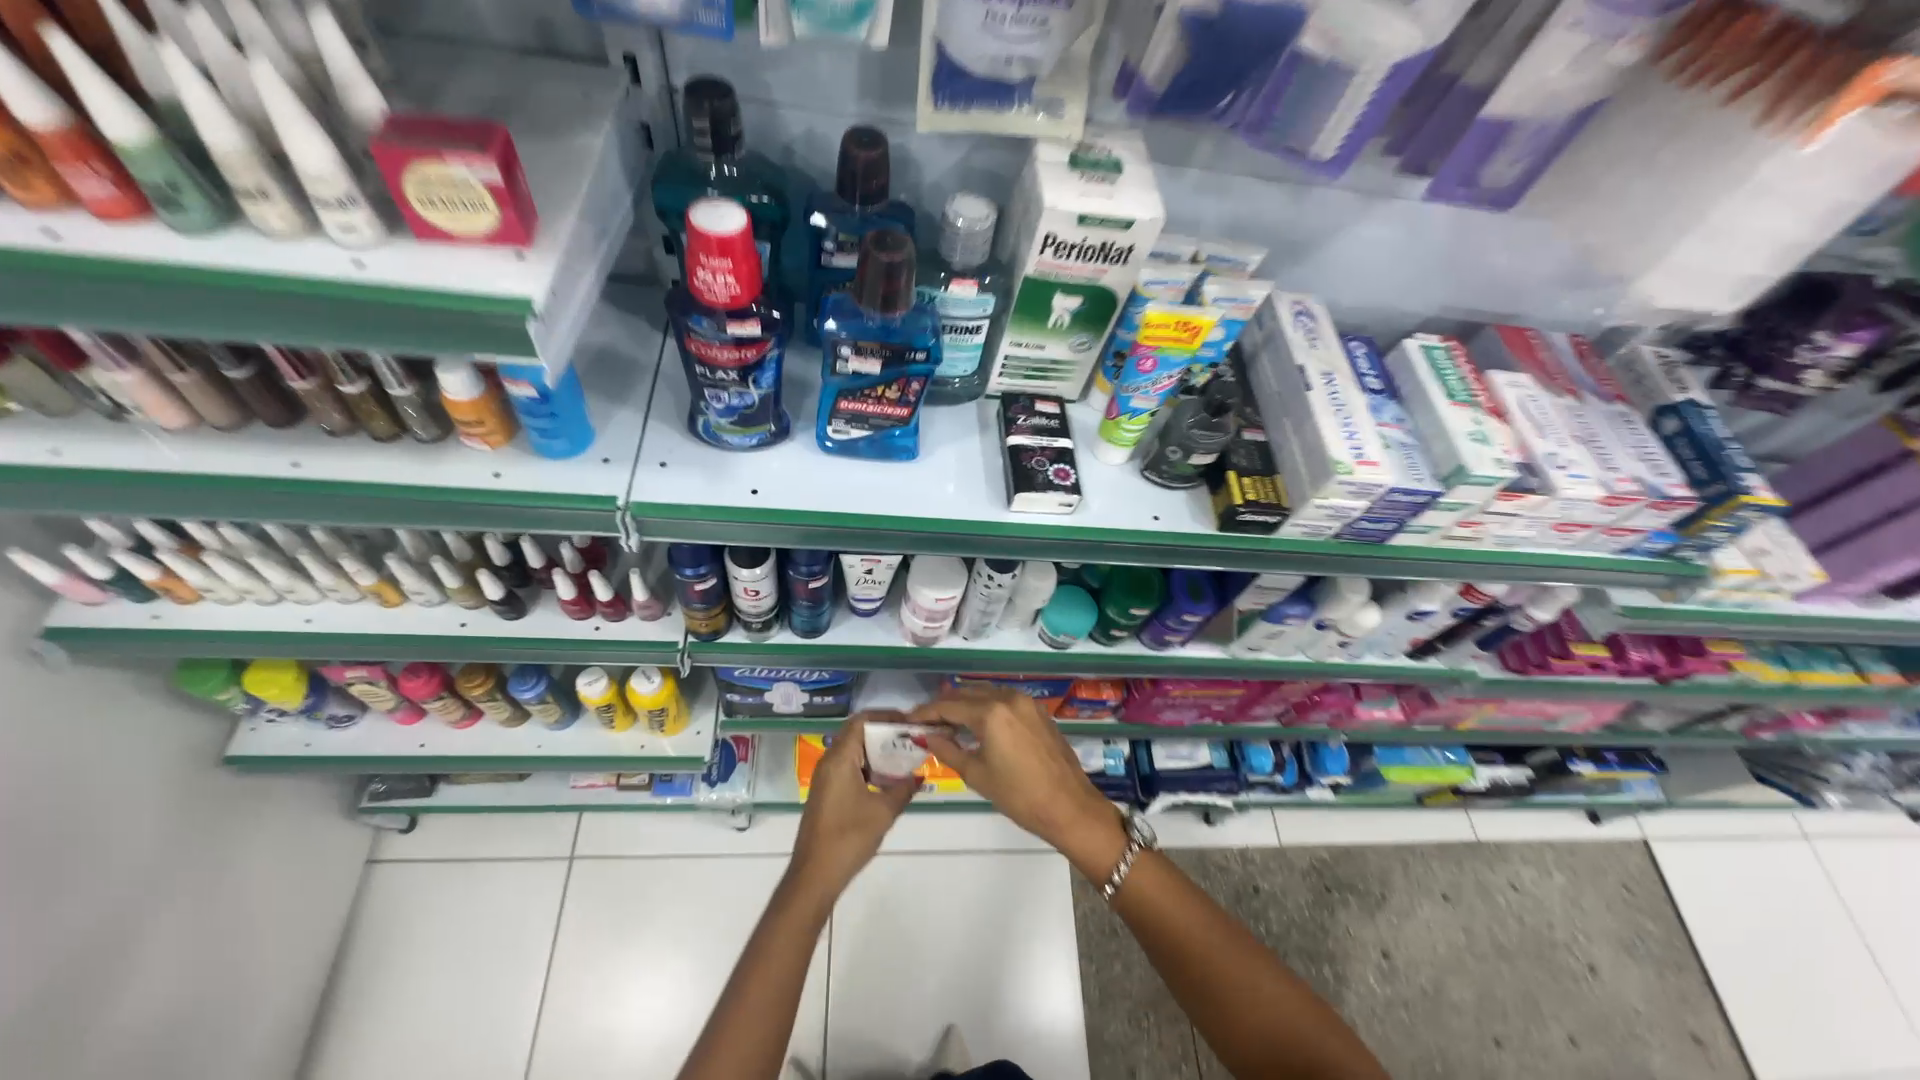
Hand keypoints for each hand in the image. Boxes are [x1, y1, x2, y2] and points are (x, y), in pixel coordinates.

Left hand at [789, 711, 916, 897]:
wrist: (815, 874)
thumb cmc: (849, 838)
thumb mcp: (883, 812)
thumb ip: (903, 788)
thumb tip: (920, 775)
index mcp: (840, 759)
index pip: (861, 721)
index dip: (886, 716)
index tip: (910, 722)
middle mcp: (830, 762)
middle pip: (857, 733)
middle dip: (885, 733)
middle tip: (912, 739)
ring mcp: (826, 778)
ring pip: (854, 752)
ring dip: (878, 752)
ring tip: (906, 757)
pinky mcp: (827, 793)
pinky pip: (850, 768)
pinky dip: (870, 767)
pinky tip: (889, 781)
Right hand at [909, 685, 1127, 878]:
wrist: (1069, 807)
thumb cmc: (1019, 796)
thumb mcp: (977, 775)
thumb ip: (949, 750)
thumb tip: (927, 736)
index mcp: (991, 712)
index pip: (949, 705)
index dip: (926, 713)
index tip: (909, 721)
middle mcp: (1009, 698)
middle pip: (967, 694)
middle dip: (945, 706)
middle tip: (926, 722)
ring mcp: (1027, 703)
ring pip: (987, 693)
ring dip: (966, 704)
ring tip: (948, 722)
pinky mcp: (1039, 712)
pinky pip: (1005, 701)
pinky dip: (987, 707)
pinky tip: (977, 724)